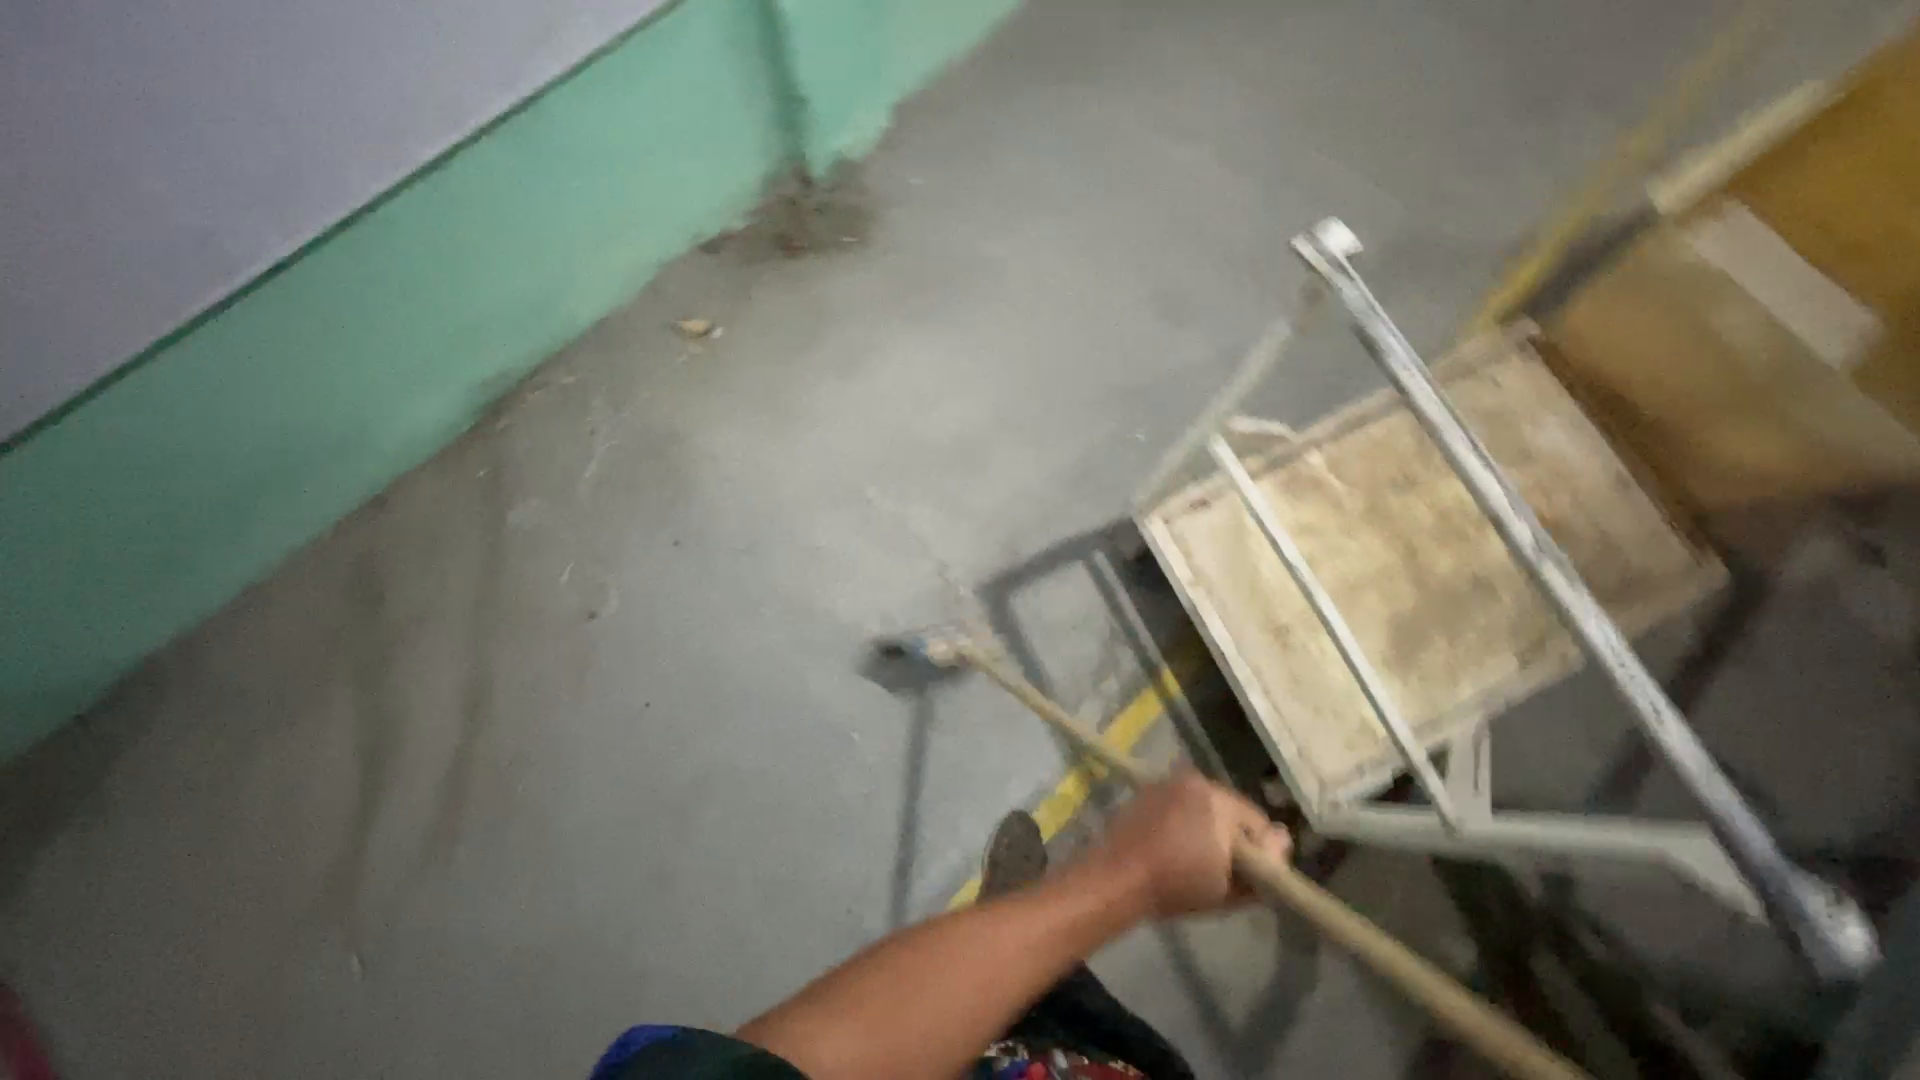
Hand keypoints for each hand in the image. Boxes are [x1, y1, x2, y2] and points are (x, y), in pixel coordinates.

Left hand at [1087, 771, 1290, 917]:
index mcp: (1218, 798)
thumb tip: (1283, 840)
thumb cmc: (1177, 883)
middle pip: (1229, 811)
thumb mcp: (1230, 887)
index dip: (1262, 852)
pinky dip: (1181, 822)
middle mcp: (1194, 780)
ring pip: (1202, 807)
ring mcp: (1166, 782)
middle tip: (1224, 870)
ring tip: (1196, 860)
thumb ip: (1265, 865)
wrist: (1117, 878)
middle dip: (1231, 837)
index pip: (1258, 822)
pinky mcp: (1145, 792)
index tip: (1253, 877)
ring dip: (1206, 828)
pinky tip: (1173, 847)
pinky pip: (1177, 805)